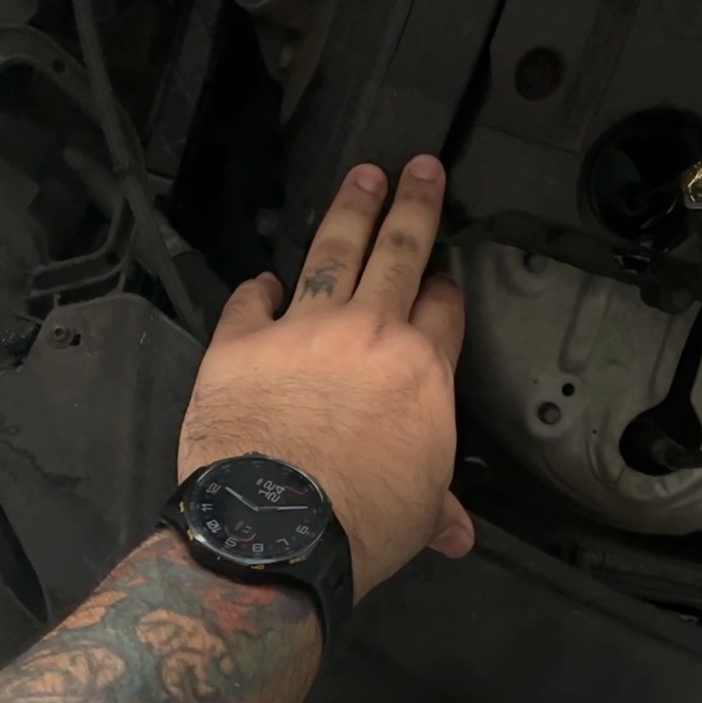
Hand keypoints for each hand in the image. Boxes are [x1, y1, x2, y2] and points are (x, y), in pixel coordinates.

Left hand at [177, 155, 471, 596]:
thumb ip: (438, 506)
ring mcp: (303, 331)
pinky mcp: (241, 344)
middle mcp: (369, 334)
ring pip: (335, 254)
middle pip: (401, 255)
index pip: (444, 310)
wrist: (276, 533)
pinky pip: (252, 302)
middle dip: (415, 208)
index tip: (445, 281)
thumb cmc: (360, 523)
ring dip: (352, 213)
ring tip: (365, 178)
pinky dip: (258, 290)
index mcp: (421, 370)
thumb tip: (460, 533)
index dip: (447, 291)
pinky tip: (264, 279)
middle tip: (422, 169)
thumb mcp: (417, 514)